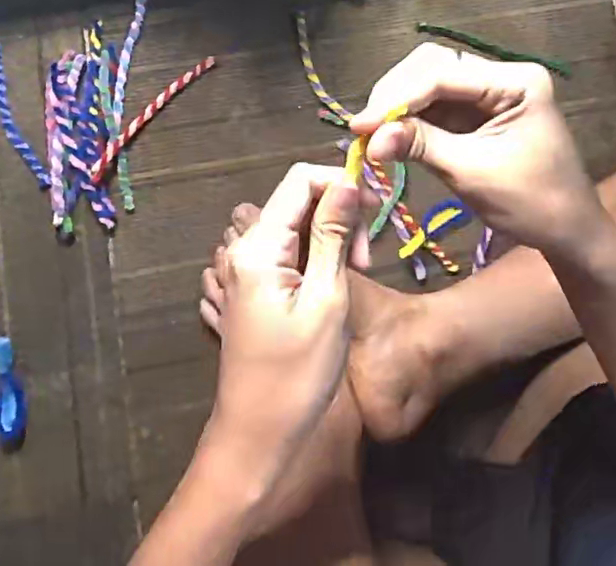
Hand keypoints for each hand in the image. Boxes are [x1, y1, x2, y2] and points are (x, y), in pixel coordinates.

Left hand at [200, 164, 366, 494]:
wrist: (256, 436)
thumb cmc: (297, 375)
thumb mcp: (327, 300)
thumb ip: (333, 234)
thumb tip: (347, 181)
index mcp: (257, 246)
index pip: (299, 179)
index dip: (339, 182)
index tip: (372, 214)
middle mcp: (243, 247)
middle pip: (297, 198)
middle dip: (337, 213)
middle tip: (365, 259)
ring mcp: (244, 266)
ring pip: (295, 222)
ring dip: (329, 234)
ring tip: (352, 273)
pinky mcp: (251, 283)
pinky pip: (285, 246)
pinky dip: (314, 252)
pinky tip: (332, 280)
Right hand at [351, 43, 605, 257]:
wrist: (569, 231)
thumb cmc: (532, 204)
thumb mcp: (473, 173)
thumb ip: (420, 146)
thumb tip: (368, 138)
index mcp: (515, 81)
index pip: (442, 74)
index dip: (397, 98)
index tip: (360, 125)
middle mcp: (502, 75)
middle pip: (433, 66)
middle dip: (395, 94)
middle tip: (363, 127)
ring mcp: (489, 91)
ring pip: (428, 81)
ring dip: (397, 104)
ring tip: (370, 131)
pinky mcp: (476, 110)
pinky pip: (434, 103)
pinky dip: (409, 117)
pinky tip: (388, 132)